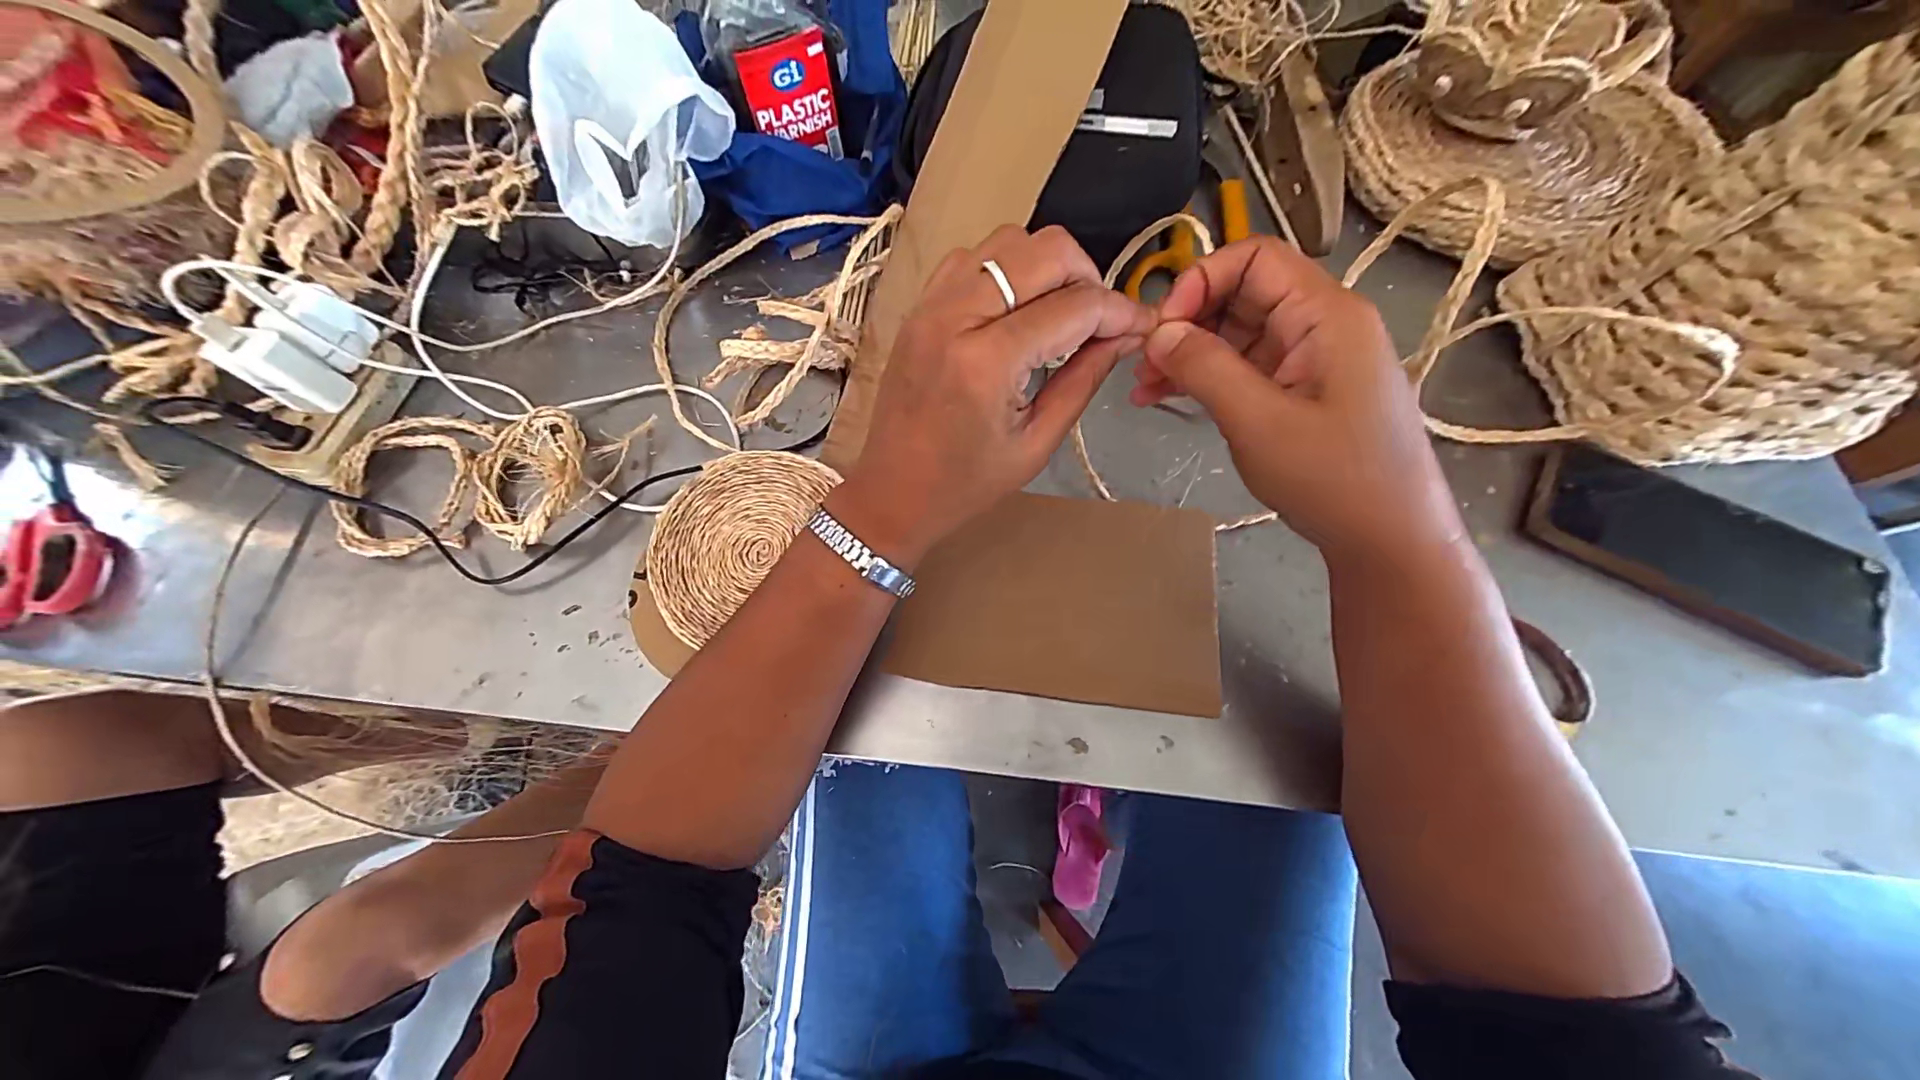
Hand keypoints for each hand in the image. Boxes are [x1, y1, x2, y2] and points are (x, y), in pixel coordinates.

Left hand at [831, 225, 1152, 567]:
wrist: (891, 492)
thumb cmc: (964, 484)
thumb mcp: (1036, 444)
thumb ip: (1083, 380)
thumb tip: (1124, 336)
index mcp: (987, 362)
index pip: (1074, 306)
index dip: (1120, 311)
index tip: (1141, 326)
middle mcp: (955, 317)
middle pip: (1044, 250)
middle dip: (1088, 277)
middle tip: (1099, 320)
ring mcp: (930, 306)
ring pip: (1007, 241)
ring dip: (1046, 267)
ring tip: (1058, 314)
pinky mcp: (918, 307)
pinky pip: (971, 257)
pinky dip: (1005, 269)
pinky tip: (1015, 310)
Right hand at [1135, 236, 1463, 568]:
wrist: (1387, 539)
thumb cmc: (1333, 478)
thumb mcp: (1259, 421)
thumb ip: (1205, 368)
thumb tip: (1158, 332)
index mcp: (1325, 314)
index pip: (1254, 258)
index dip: (1200, 280)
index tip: (1162, 327)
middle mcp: (1320, 325)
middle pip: (1242, 295)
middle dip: (1186, 322)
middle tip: (1143, 363)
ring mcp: (1311, 360)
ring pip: (1238, 334)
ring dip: (1188, 354)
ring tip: (1144, 387)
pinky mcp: (1301, 392)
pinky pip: (1245, 368)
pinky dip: (1206, 379)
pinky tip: (1167, 398)